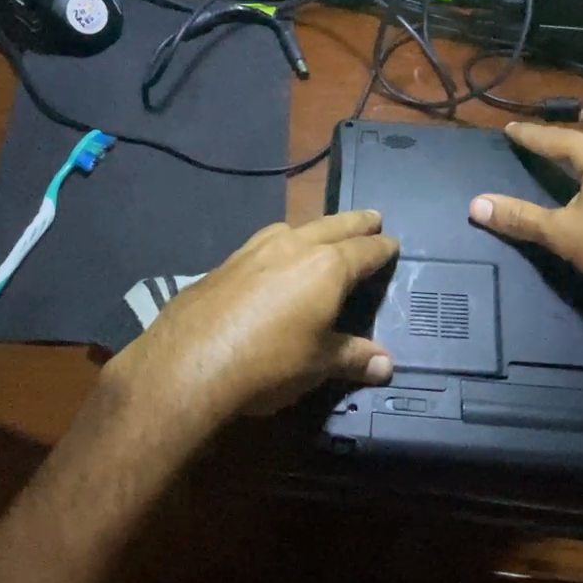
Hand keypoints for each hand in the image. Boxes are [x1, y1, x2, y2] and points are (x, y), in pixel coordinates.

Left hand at [105, 210, 399, 420]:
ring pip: (294, 228)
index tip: (393, 244)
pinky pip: (264, 243)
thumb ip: (353, 358)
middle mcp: (293, 247)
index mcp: (326, 267)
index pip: (365, 252)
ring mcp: (254, 250)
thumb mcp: (319, 364)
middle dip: (355, 223)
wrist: (189, 364)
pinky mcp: (225, 263)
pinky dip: (281, 244)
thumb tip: (386, 365)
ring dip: (315, 228)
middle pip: (333, 226)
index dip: (382, 249)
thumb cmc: (269, 363)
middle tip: (372, 218)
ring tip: (323, 234)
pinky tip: (274, 259)